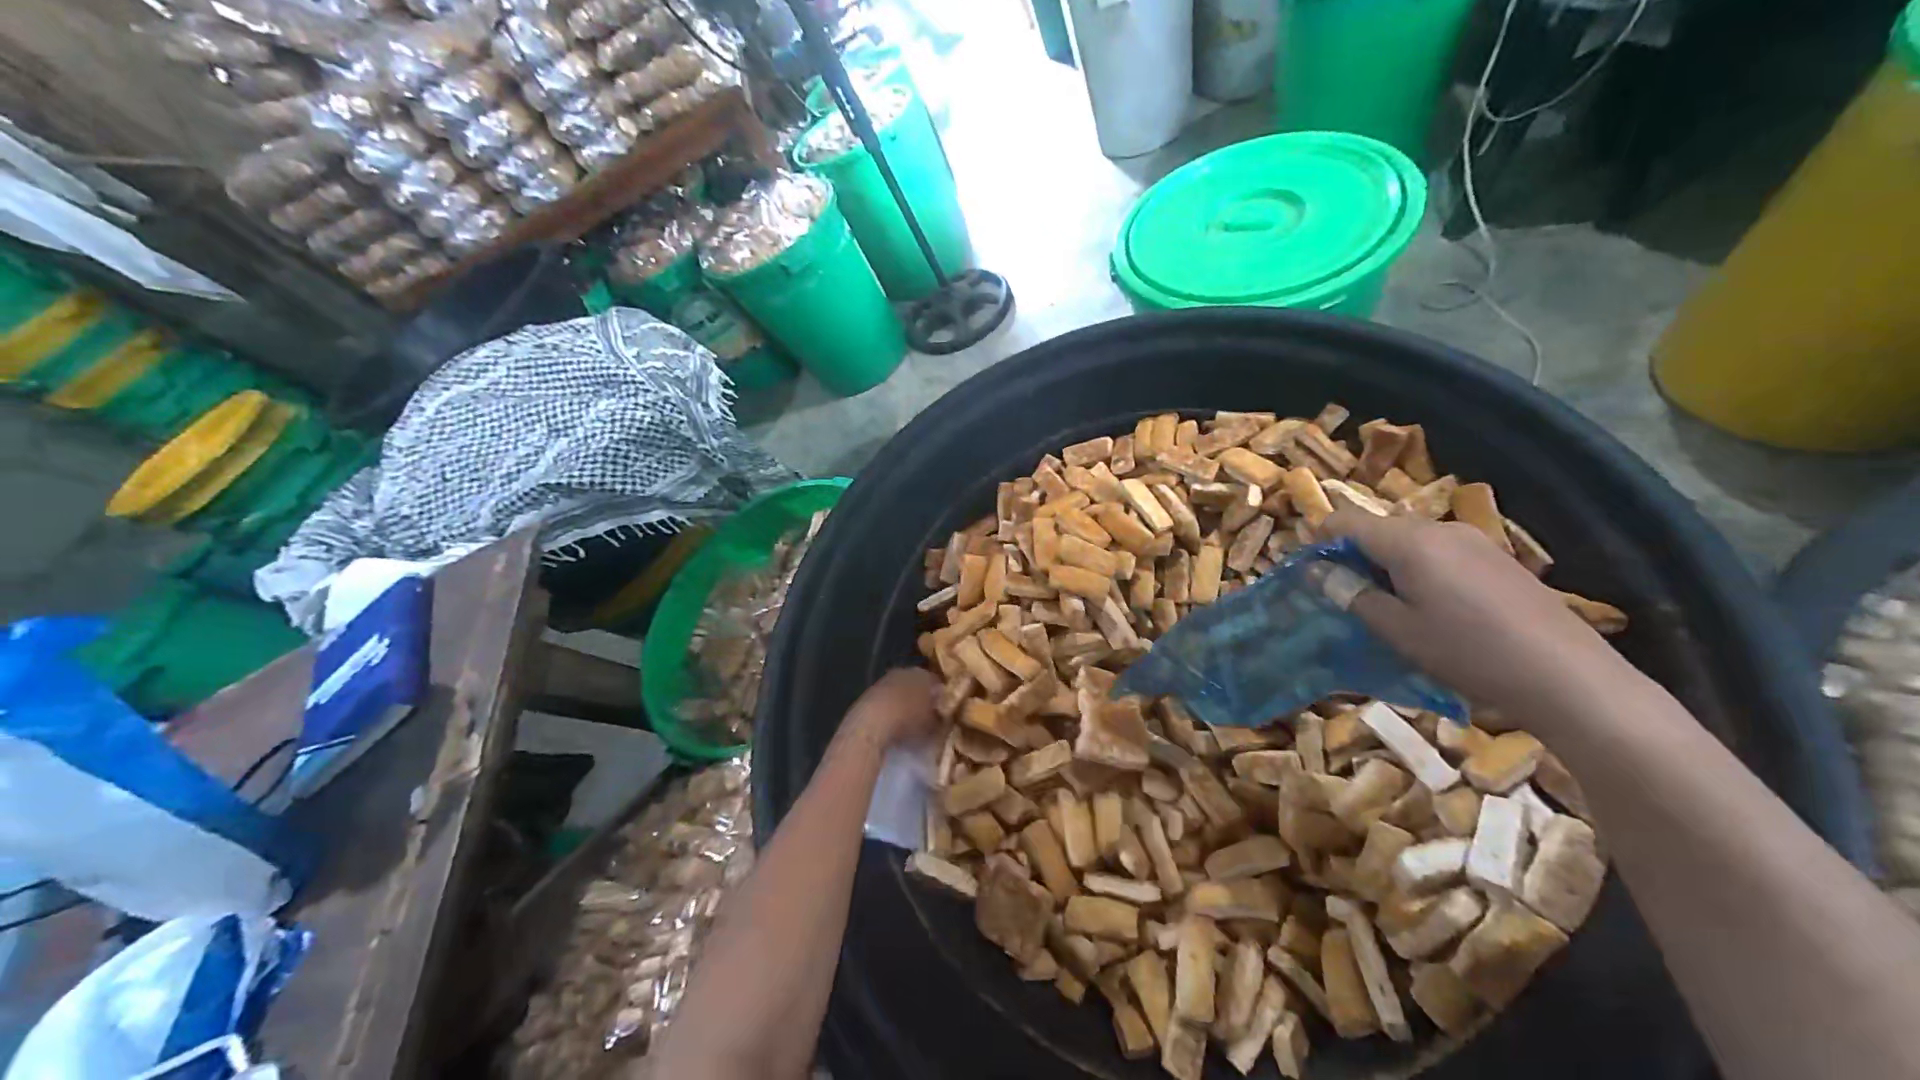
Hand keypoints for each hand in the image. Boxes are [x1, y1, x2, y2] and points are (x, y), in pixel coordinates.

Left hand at [842, 667, 941, 747]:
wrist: (871, 725)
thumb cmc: (909, 722)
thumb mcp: (934, 724)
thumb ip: (941, 718)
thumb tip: (944, 716)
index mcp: (924, 674)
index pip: (938, 683)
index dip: (942, 698)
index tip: (944, 712)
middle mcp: (905, 671)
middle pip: (919, 684)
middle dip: (923, 699)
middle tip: (928, 717)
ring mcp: (885, 680)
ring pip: (901, 691)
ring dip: (906, 703)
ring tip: (910, 722)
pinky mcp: (869, 692)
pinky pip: (887, 700)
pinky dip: (891, 708)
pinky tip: (892, 724)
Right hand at [1325, 509, 1633, 726]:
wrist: (1567, 676)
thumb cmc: (1467, 653)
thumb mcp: (1397, 630)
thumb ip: (1352, 594)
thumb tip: (1316, 571)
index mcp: (1409, 541)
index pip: (1345, 521)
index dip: (1319, 542)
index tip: (1310, 574)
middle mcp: (1440, 529)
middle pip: (1378, 528)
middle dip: (1353, 555)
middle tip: (1345, 596)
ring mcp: (1474, 541)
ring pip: (1410, 541)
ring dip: (1386, 564)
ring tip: (1387, 607)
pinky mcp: (1497, 558)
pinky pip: (1439, 552)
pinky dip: (1418, 570)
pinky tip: (1431, 608)